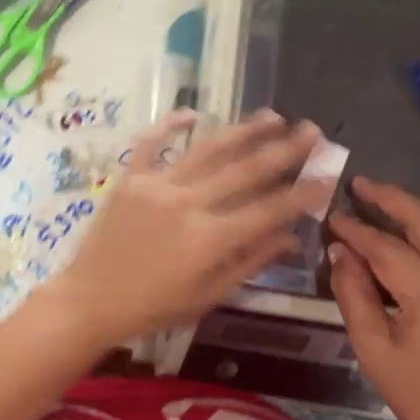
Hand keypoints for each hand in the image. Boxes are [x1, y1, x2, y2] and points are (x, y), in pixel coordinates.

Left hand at [46, 109, 327, 348]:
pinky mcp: (128, 180)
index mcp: (211, 238)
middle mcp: (187, 203)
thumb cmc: (153, 307)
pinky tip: (192, 112)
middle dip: (283, 150)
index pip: (269, 209)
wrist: (91, 299)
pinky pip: (150, 144)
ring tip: (271, 116)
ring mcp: (155, 186)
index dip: (302, 193)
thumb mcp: (209, 295)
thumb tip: (291, 237)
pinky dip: (169, 125)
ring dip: (241, 131)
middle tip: (312, 131)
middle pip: (245, 170)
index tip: (329, 175)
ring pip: (206, 150)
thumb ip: (250, 261)